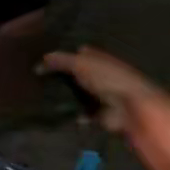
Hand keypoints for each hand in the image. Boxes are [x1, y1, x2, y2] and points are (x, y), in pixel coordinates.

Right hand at [39, 47, 165, 133]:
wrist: (128, 107)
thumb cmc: (105, 78)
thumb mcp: (80, 63)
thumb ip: (60, 61)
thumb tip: (40, 60)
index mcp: (98, 58)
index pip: (79, 53)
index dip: (65, 56)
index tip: (46, 61)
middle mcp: (101, 75)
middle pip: (79, 75)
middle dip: (64, 78)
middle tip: (42, 82)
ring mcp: (102, 95)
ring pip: (80, 95)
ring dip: (68, 98)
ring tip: (46, 99)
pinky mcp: (102, 115)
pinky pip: (85, 114)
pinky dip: (76, 116)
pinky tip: (61, 116)